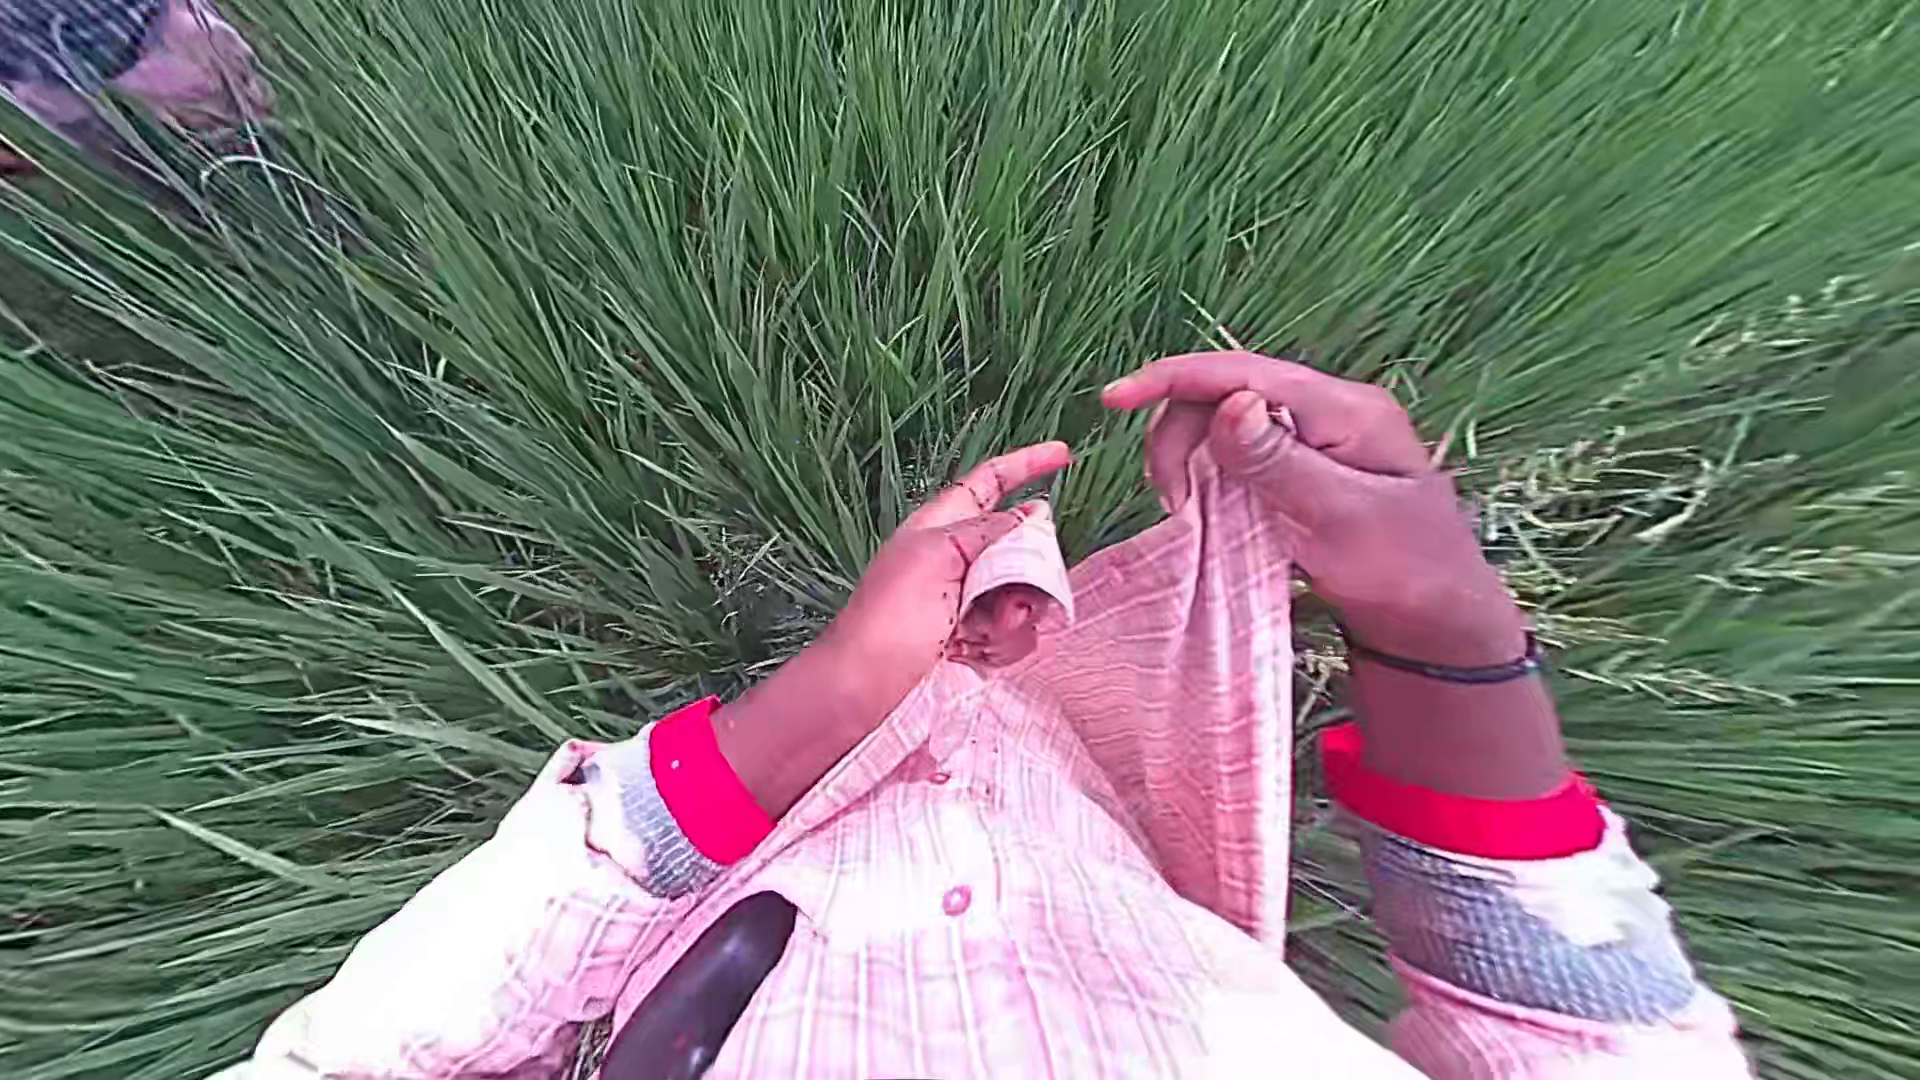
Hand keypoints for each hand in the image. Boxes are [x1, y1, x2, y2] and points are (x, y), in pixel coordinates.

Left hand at [819, 441, 1072, 715]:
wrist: (866, 684)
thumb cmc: (892, 616)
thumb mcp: (936, 557)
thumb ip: (987, 530)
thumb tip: (1030, 513)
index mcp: (945, 525)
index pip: (992, 481)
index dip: (1027, 464)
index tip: (1064, 455)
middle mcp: (962, 556)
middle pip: (1023, 546)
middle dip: (1026, 574)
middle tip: (1005, 601)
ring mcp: (971, 597)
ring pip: (1025, 592)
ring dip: (1010, 618)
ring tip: (974, 634)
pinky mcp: (976, 633)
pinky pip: (1015, 631)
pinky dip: (1000, 645)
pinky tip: (971, 653)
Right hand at [1103, 351, 1524, 665]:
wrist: (1431, 616)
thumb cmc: (1401, 568)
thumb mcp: (1340, 516)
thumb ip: (1280, 461)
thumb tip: (1229, 405)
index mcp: (1341, 409)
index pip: (1243, 373)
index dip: (1173, 378)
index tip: (1114, 398)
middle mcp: (1319, 411)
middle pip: (1221, 394)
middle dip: (1177, 437)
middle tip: (1171, 501)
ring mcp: (1303, 438)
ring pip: (1217, 423)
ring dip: (1184, 458)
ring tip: (1184, 509)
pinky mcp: (1289, 466)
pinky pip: (1228, 454)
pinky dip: (1199, 474)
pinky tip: (1197, 504)